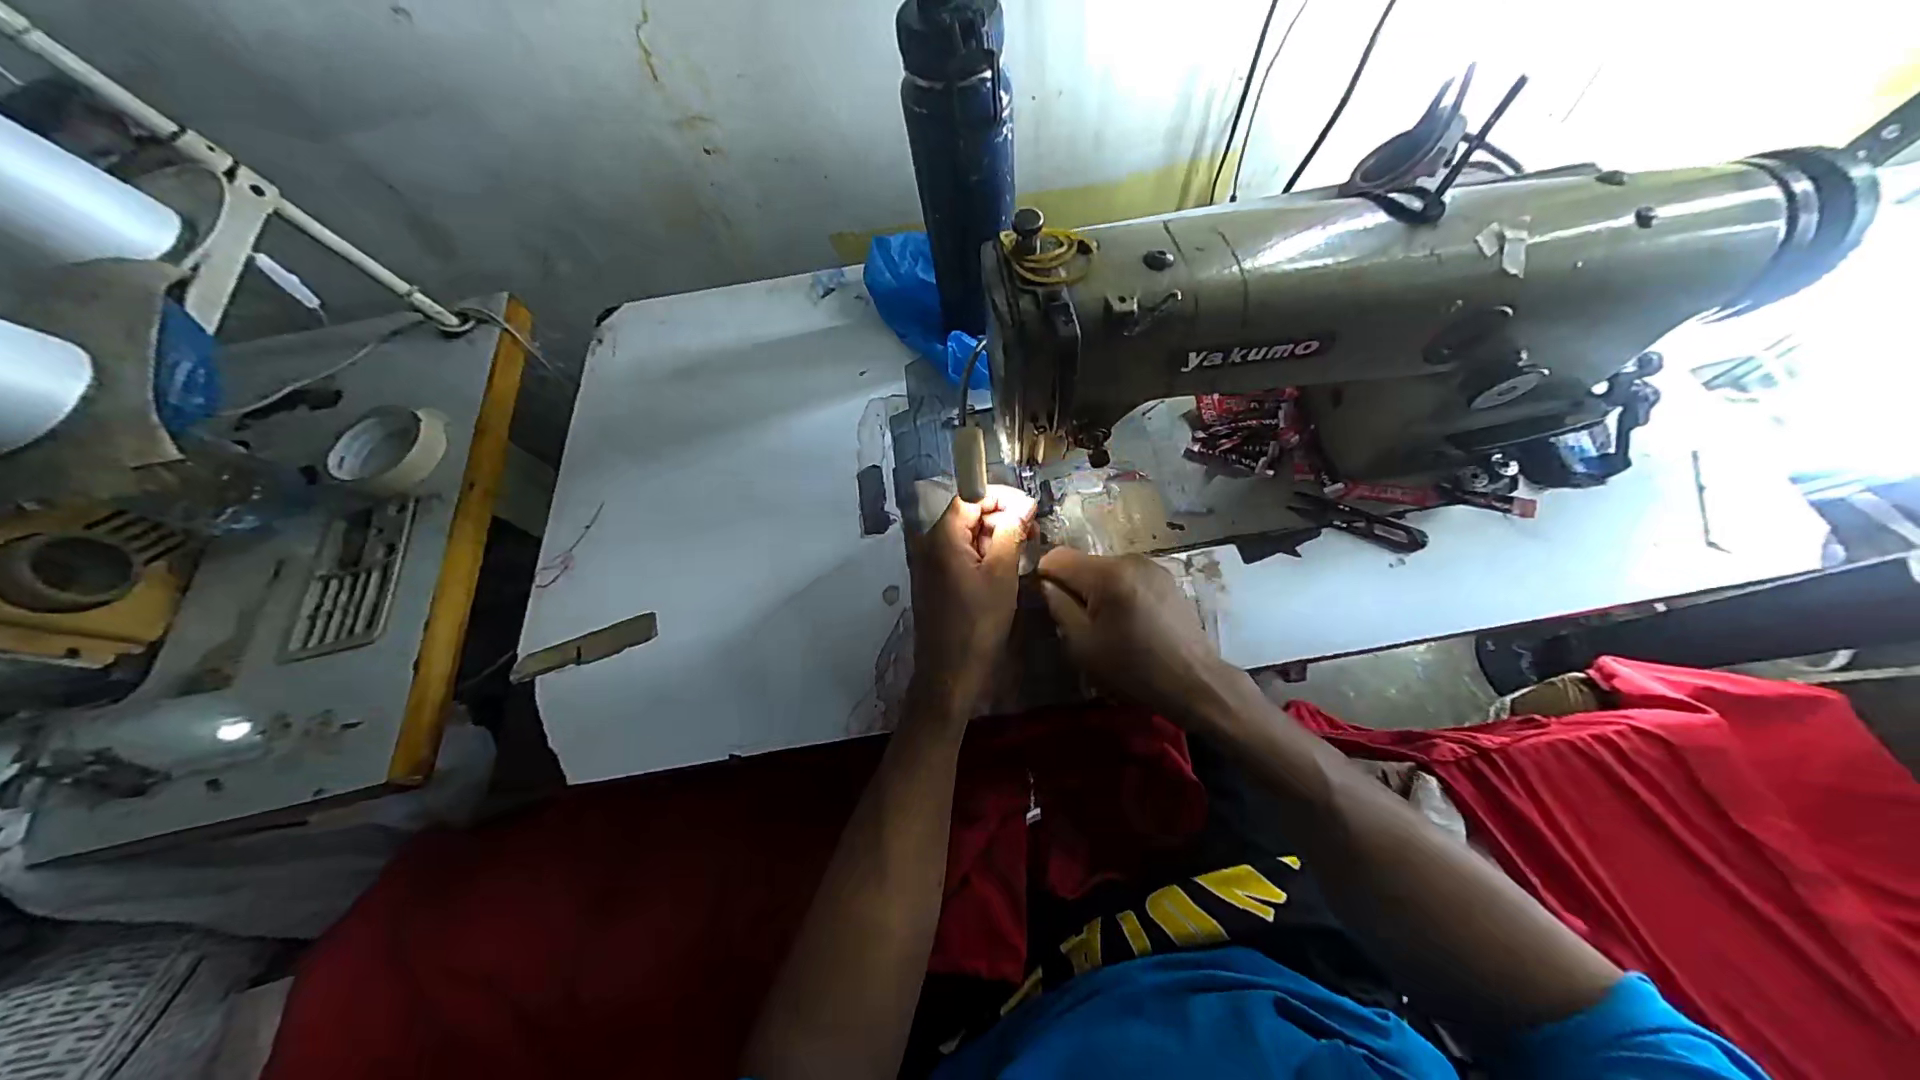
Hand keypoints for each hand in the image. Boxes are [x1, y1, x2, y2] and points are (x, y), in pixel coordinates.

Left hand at [909, 486, 1036, 718]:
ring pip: (967, 536)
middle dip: (1001, 517)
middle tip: (1033, 532)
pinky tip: (1006, 568)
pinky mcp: (936, 581)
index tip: (1030, 510)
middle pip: (968, 514)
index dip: (1002, 498)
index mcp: (941, 537)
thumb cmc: (977, 625)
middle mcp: (930, 544)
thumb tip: (1023, 505)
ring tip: (1025, 550)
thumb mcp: (1001, 576)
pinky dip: (984, 555)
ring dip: (996, 537)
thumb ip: (1011, 534)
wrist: (950, 674)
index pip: (970, 497)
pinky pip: (962, 555)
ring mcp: (930, 564)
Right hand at [1036, 548, 1236, 722]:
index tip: (1047, 605)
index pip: (1056, 557)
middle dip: (1073, 588)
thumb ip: (1058, 606)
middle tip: (1079, 625)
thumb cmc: (1133, 668)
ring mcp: (1151, 566)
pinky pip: (1126, 578)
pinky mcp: (1165, 578)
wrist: (1194, 682)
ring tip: (1107, 627)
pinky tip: (1130, 623)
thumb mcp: (1082, 645)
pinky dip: (1118, 594)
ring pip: (1104, 571)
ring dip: (1096, 592)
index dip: (1043, 578)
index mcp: (1107, 574)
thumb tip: (1044, 583)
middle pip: (1082, 563)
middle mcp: (1129, 559)